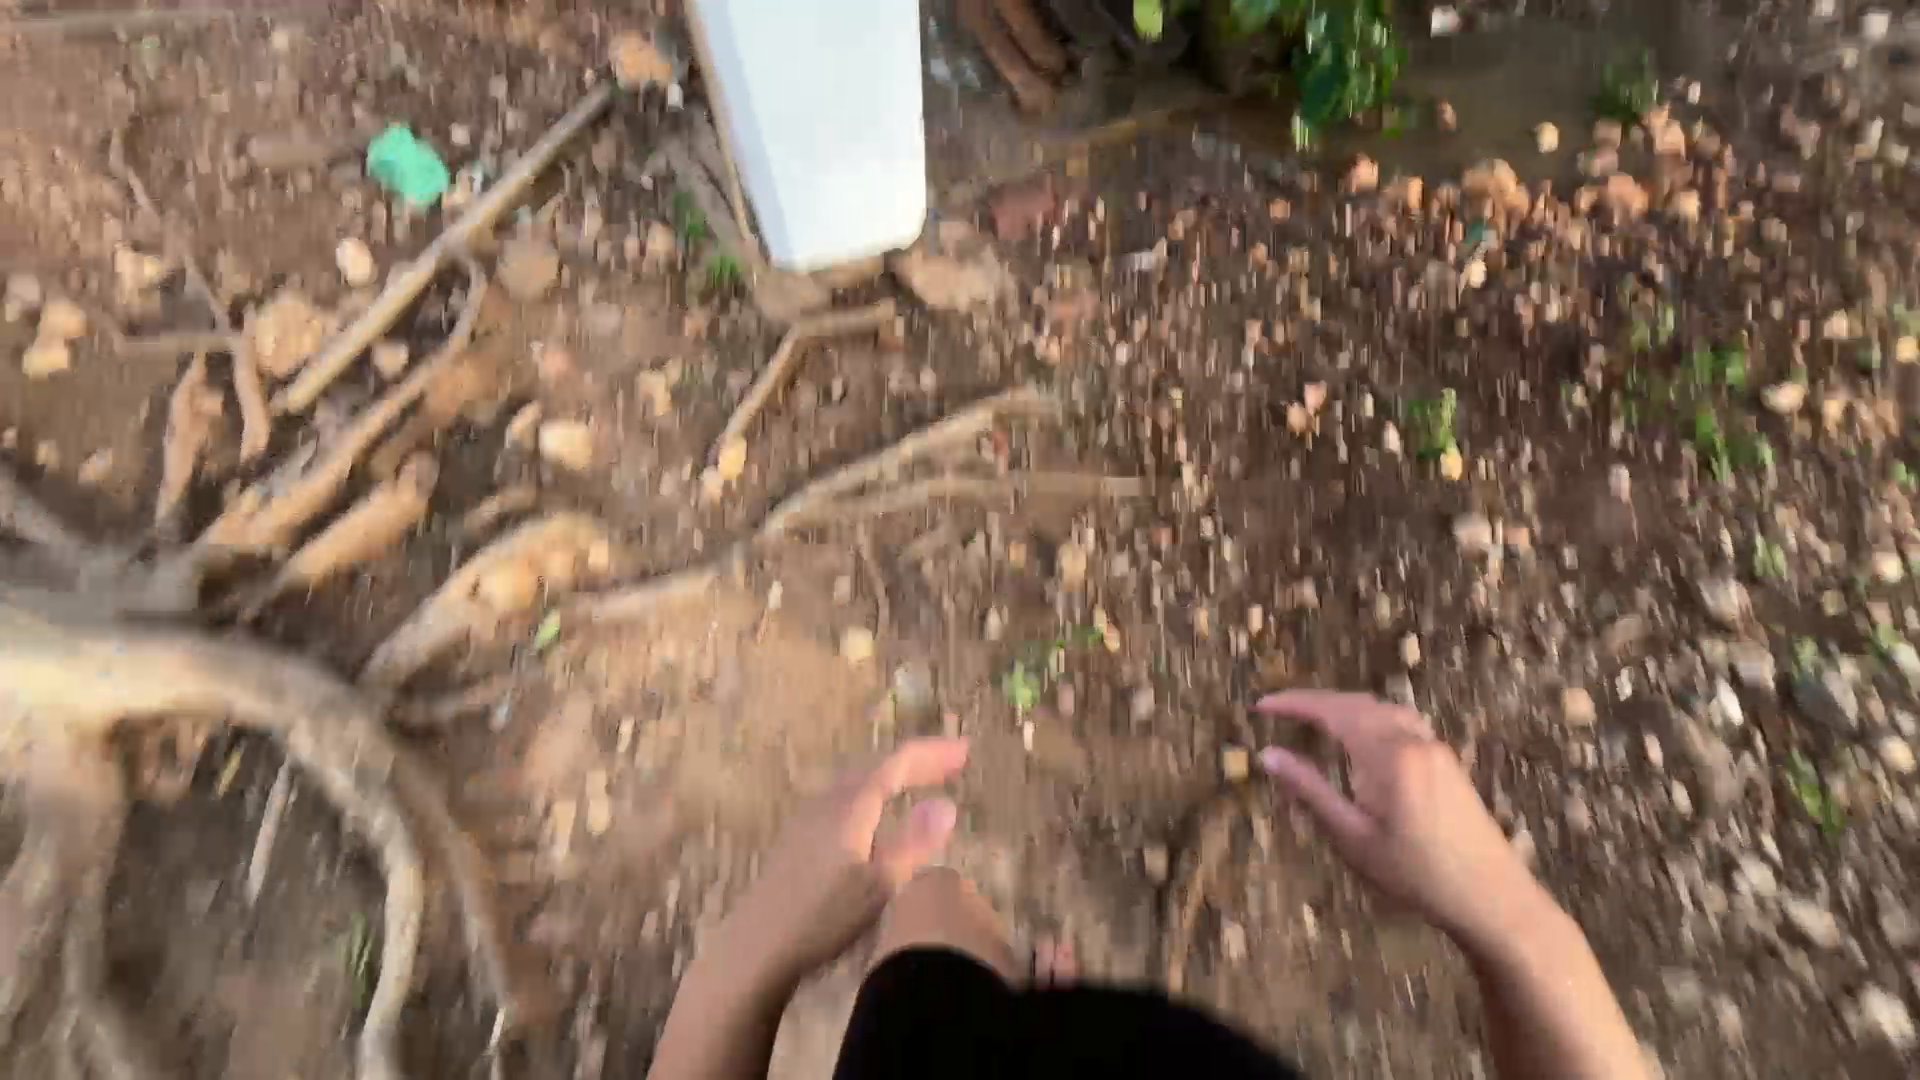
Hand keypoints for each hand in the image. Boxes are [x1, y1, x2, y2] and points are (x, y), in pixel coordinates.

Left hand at [717, 737, 968, 987]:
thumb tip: (947, 805)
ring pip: (860, 779)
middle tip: (953, 763)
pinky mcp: (800, 834)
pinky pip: (848, 794)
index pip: (898, 763)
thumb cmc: (822, 915)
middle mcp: (830, 799)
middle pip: (879, 765)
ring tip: (922, 780)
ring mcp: (810, 815)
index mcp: (852, 804)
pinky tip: (878, 813)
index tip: (965, 750)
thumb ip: (915, 843)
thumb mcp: (880, 884)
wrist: (756, 945)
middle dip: (918, 761)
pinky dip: (875, 791)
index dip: (933, 753)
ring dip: (895, 774)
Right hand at [1256, 691, 1540, 947]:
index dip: (1293, 703)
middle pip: (1356, 703)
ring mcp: (1435, 749)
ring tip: (1312, 718)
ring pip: (1381, 708)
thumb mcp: (1351, 836)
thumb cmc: (1415, 873)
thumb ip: (1309, 789)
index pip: (1331, 710)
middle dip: (1314, 701)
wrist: (1495, 901)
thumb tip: (1268, 755)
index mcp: (1387, 754)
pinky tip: (1360, 735)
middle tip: (1278, 710)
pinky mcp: (1447, 762)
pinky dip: (1368, 716)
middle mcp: (1413, 740)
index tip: (1261, 706)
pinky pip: (1400, 721)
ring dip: (1342, 706)